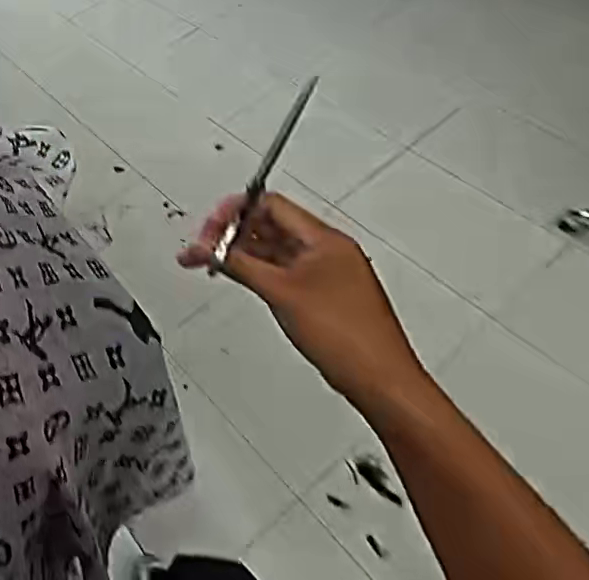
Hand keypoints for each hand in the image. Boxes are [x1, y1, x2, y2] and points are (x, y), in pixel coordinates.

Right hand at [178, 193, 428, 406]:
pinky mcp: (321, 294)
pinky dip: (256, 270)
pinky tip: (237, 277)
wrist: (381, 383)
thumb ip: (239, 265)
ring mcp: (325, 273)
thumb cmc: (350, 339)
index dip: (235, 211)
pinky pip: (280, 270)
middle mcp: (326, 251)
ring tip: (212, 262)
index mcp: (324, 239)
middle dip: (232, 232)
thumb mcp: (280, 292)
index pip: (270, 205)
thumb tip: (209, 249)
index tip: (212, 227)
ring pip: (272, 248)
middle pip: (268, 224)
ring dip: (240, 252)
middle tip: (206, 245)